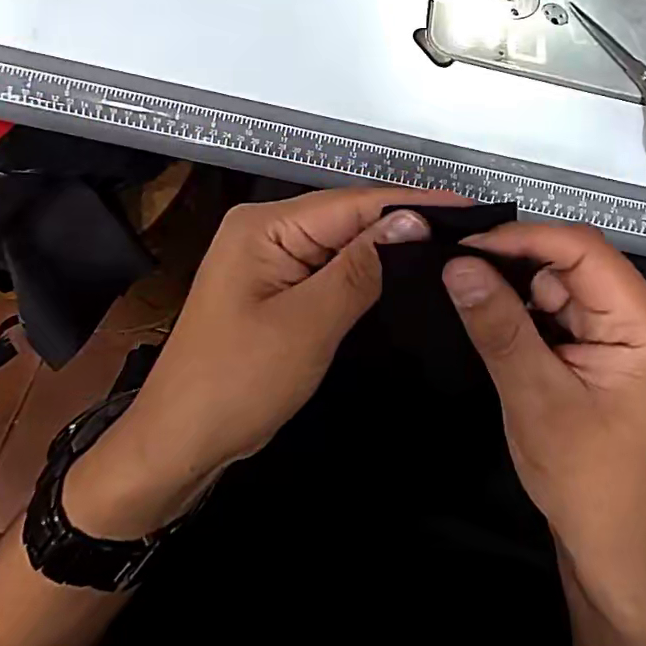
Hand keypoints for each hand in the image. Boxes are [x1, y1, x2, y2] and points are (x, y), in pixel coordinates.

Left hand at [60, 186, 465, 538]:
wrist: (179, 443)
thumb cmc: (235, 384)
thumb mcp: (307, 324)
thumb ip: (361, 268)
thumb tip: (412, 221)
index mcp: (263, 226)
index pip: (352, 203)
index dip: (411, 203)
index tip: (467, 208)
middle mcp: (264, 230)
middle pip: (346, 216)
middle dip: (403, 222)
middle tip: (466, 230)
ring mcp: (267, 258)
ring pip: (340, 242)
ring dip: (387, 246)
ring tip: (446, 246)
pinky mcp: (274, 285)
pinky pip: (328, 267)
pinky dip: (364, 270)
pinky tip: (399, 272)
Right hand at [441, 222, 645, 566]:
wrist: (608, 544)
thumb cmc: (584, 479)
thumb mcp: (535, 399)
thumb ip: (498, 327)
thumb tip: (458, 266)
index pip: (585, 251)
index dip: (525, 239)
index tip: (467, 246)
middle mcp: (643, 318)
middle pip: (575, 262)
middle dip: (518, 264)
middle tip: (461, 271)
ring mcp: (625, 333)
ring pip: (562, 282)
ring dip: (519, 289)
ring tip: (473, 297)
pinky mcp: (604, 347)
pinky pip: (560, 308)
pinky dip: (527, 311)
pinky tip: (498, 320)